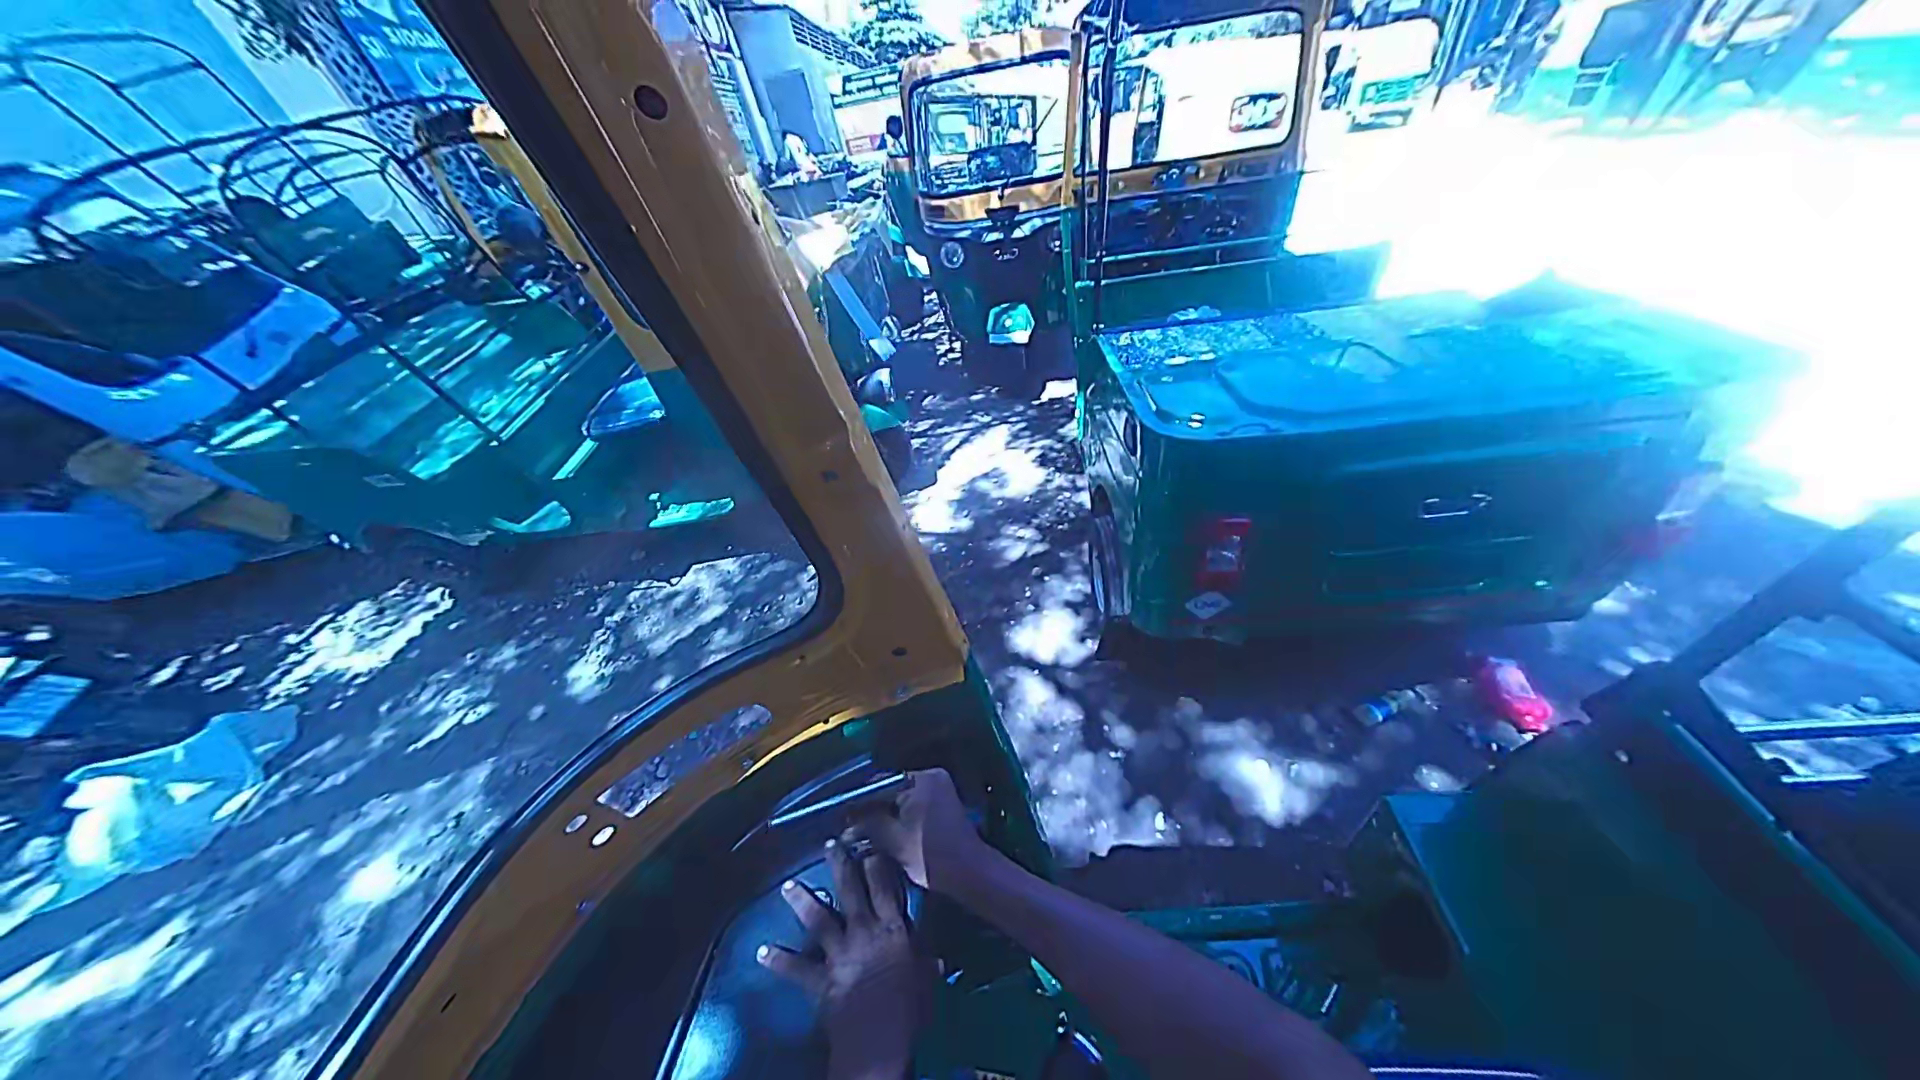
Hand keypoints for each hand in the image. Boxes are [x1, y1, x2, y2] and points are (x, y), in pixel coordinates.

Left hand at [759, 841, 931, 1079]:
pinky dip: (779, 960)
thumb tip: (936, 959)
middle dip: (841, 865)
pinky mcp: (820, 978)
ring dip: (802, 901)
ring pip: (819, 919)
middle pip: (850, 890)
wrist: (877, 1042)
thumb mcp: (926, 981)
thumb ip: (927, 964)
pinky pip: (796, 968)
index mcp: (892, 928)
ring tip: (787, 885)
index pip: (885, 886)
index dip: (877, 864)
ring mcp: (839, 953)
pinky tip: (763, 951)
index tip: (870, 846)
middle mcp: (863, 931)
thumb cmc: (909, 1009)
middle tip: (831, 844)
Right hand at [849, 768, 986, 893]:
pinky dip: (900, 814)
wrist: (970, 873)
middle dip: (871, 805)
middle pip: (890, 787)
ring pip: (901, 796)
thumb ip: (868, 824)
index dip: (858, 800)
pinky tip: (886, 830)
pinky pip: (913, 801)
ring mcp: (939, 787)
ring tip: (865, 829)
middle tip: (851, 824)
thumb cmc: (932, 856)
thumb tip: (847, 820)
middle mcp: (931, 776)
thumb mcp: (893, 841)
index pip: (879, 783)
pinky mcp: (943, 800)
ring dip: (885, 811)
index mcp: (920, 780)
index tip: (842, 815)